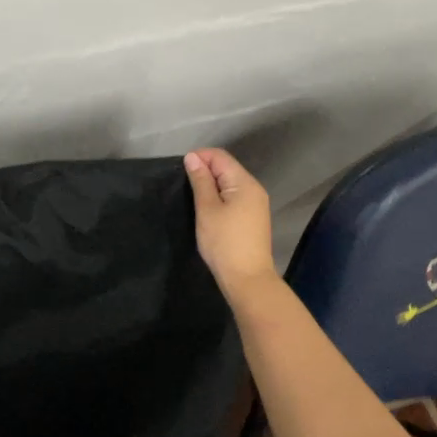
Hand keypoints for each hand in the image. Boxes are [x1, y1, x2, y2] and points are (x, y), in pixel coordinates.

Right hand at [185, 148, 278, 298]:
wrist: (247, 279)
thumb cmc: (224, 242)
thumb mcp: (207, 209)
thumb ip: (200, 180)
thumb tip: (192, 157)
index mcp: (244, 183)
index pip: (220, 157)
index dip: (199, 157)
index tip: (181, 170)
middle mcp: (254, 188)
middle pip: (227, 167)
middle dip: (205, 170)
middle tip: (184, 185)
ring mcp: (256, 204)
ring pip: (230, 182)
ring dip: (211, 184)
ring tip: (193, 196)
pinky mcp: (253, 217)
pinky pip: (235, 196)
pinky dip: (220, 196)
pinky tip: (208, 208)